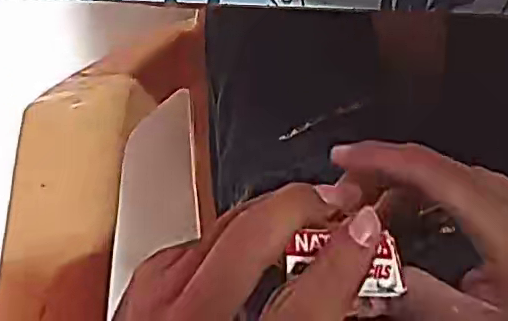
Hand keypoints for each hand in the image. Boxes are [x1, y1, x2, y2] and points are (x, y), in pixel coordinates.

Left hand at [116, 181, 385, 320]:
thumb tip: (345, 298)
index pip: (301, 306)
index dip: (342, 260)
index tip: (367, 228)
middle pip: (251, 238)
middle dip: (299, 205)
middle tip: (336, 201)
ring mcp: (156, 302)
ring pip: (222, 225)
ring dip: (268, 211)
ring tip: (302, 208)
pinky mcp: (141, 288)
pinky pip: (195, 241)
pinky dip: (228, 235)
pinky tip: (251, 236)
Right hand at [331, 142, 507, 320]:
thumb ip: (424, 297)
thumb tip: (368, 273)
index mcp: (494, 212)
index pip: (424, 167)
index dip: (377, 157)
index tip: (338, 158)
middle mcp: (494, 190)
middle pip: (423, 162)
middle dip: (375, 169)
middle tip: (338, 191)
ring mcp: (497, 194)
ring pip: (430, 170)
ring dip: (391, 182)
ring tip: (357, 206)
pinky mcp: (497, 206)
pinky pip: (443, 185)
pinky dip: (410, 193)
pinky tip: (392, 216)